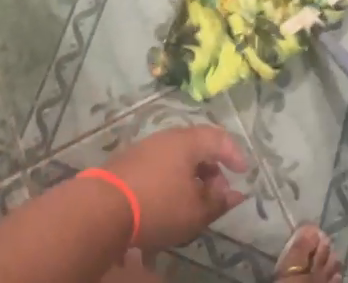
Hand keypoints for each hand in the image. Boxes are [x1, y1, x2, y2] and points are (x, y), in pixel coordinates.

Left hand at [102, 125, 250, 251]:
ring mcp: (145, 147)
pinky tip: (170, 200)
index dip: (234, 153)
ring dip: (191, 176)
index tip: (243, 172)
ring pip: (177, 156)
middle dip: (212, 168)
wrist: (103, 207)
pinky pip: (161, 164)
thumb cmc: (158, 205)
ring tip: (194, 201)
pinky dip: (173, 178)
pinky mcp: (130, 161)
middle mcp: (167, 137)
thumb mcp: (195, 211)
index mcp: (187, 141)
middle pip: (197, 146)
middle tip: (217, 193)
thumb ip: (218, 201)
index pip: (218, 137)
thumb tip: (236, 193)